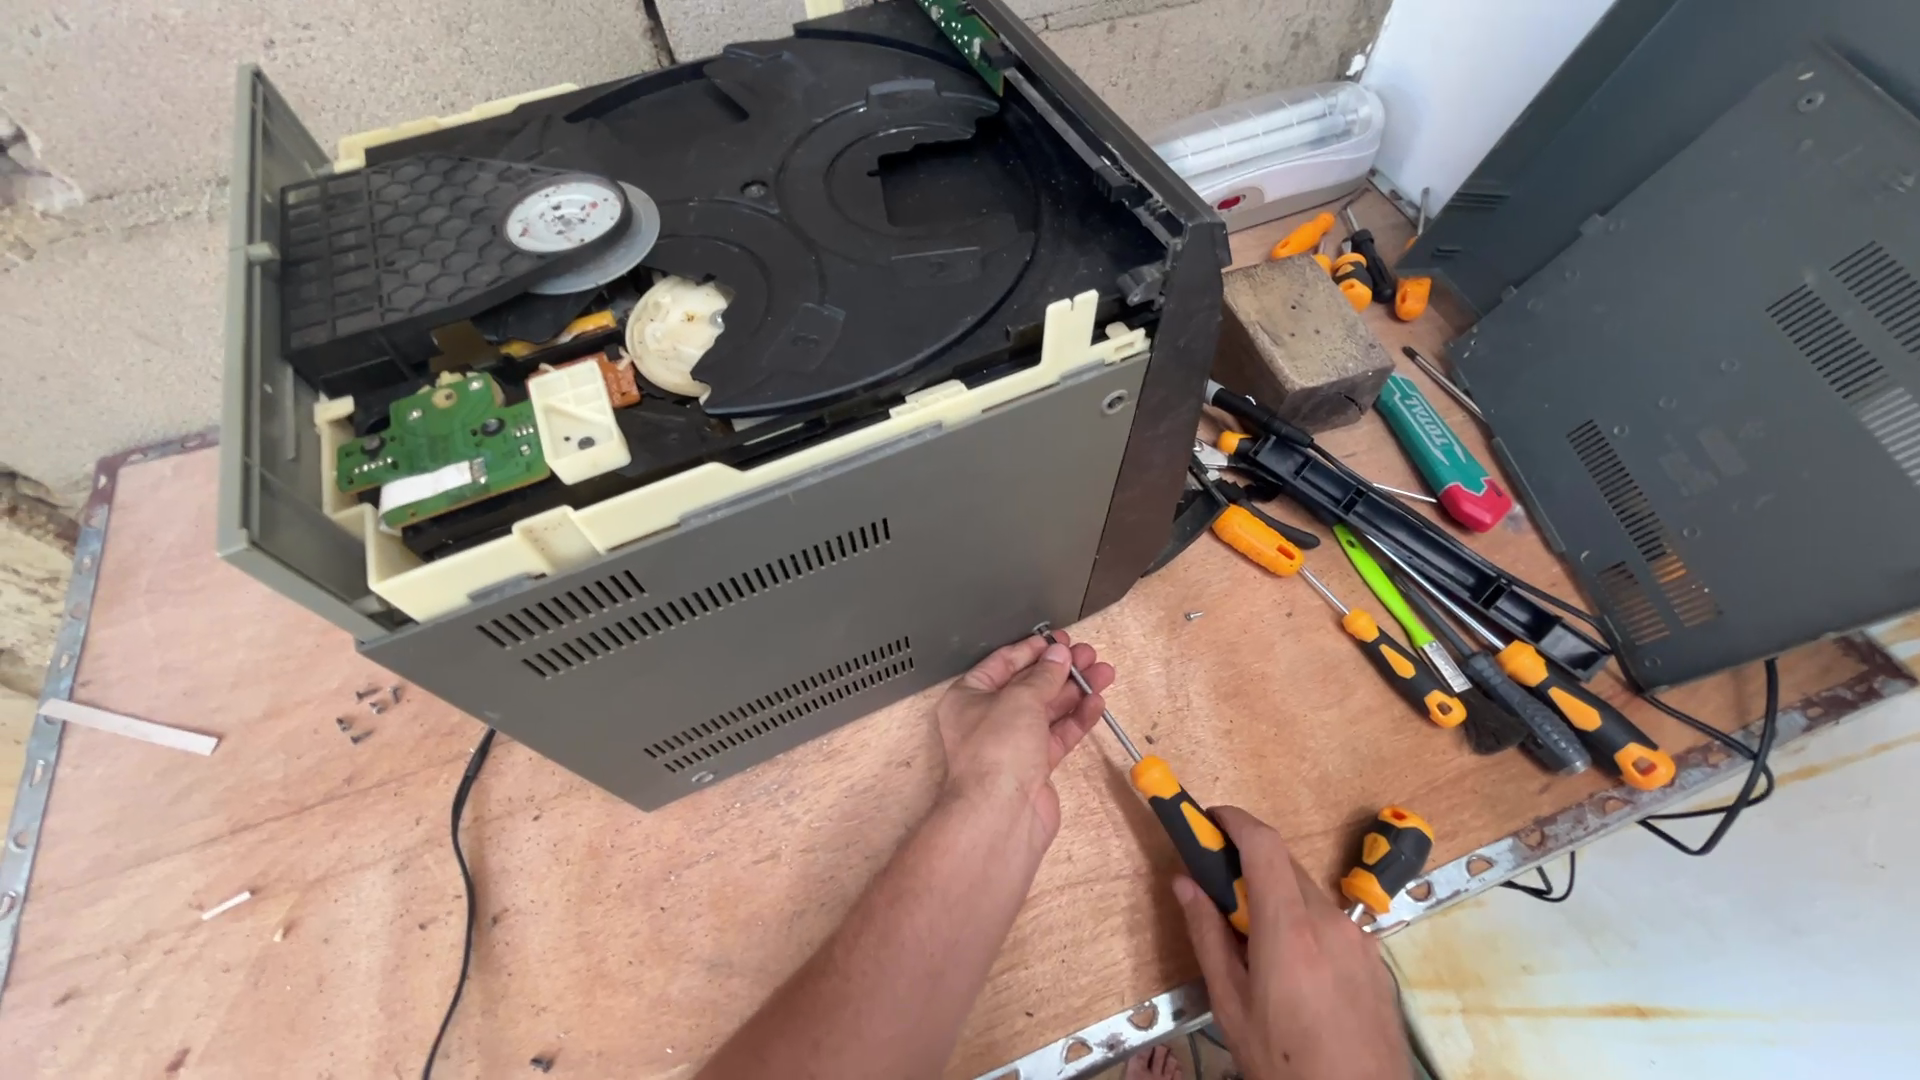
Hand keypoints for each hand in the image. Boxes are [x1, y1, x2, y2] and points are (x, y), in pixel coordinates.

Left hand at [934, 633, 1114, 840]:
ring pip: (1048, 709)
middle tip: (1089, 655)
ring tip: (1103, 673)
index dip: (1032, 649)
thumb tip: (1058, 654)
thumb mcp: (1019, 699)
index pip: (1002, 663)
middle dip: (1060, 669)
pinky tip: (1096, 702)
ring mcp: (1012, 744)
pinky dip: (1077, 718)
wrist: (1000, 815)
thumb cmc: (995, 752)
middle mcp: (987, 719)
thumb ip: (1043, 675)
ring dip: (1075, 691)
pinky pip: (1058, 734)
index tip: (1058, 639)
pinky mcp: (1034, 766)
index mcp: (968, 697)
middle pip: (1029, 685)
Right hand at [1171, 807, 1409, 1079]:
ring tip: (1252, 942)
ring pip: (1306, 893)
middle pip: (1283, 865)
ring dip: (1274, 894)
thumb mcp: (1231, 1006)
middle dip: (1246, 863)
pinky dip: (1302, 920)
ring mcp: (1360, 941)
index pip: (1263, 844)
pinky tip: (1292, 968)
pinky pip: (1330, 921)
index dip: (1233, 820)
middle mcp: (1331, 922)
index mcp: (1290, 930)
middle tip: (1216, 889)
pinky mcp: (1376, 962)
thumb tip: (1183, 882)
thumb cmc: (1285, 1065)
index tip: (1206, 819)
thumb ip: (1207, 935)